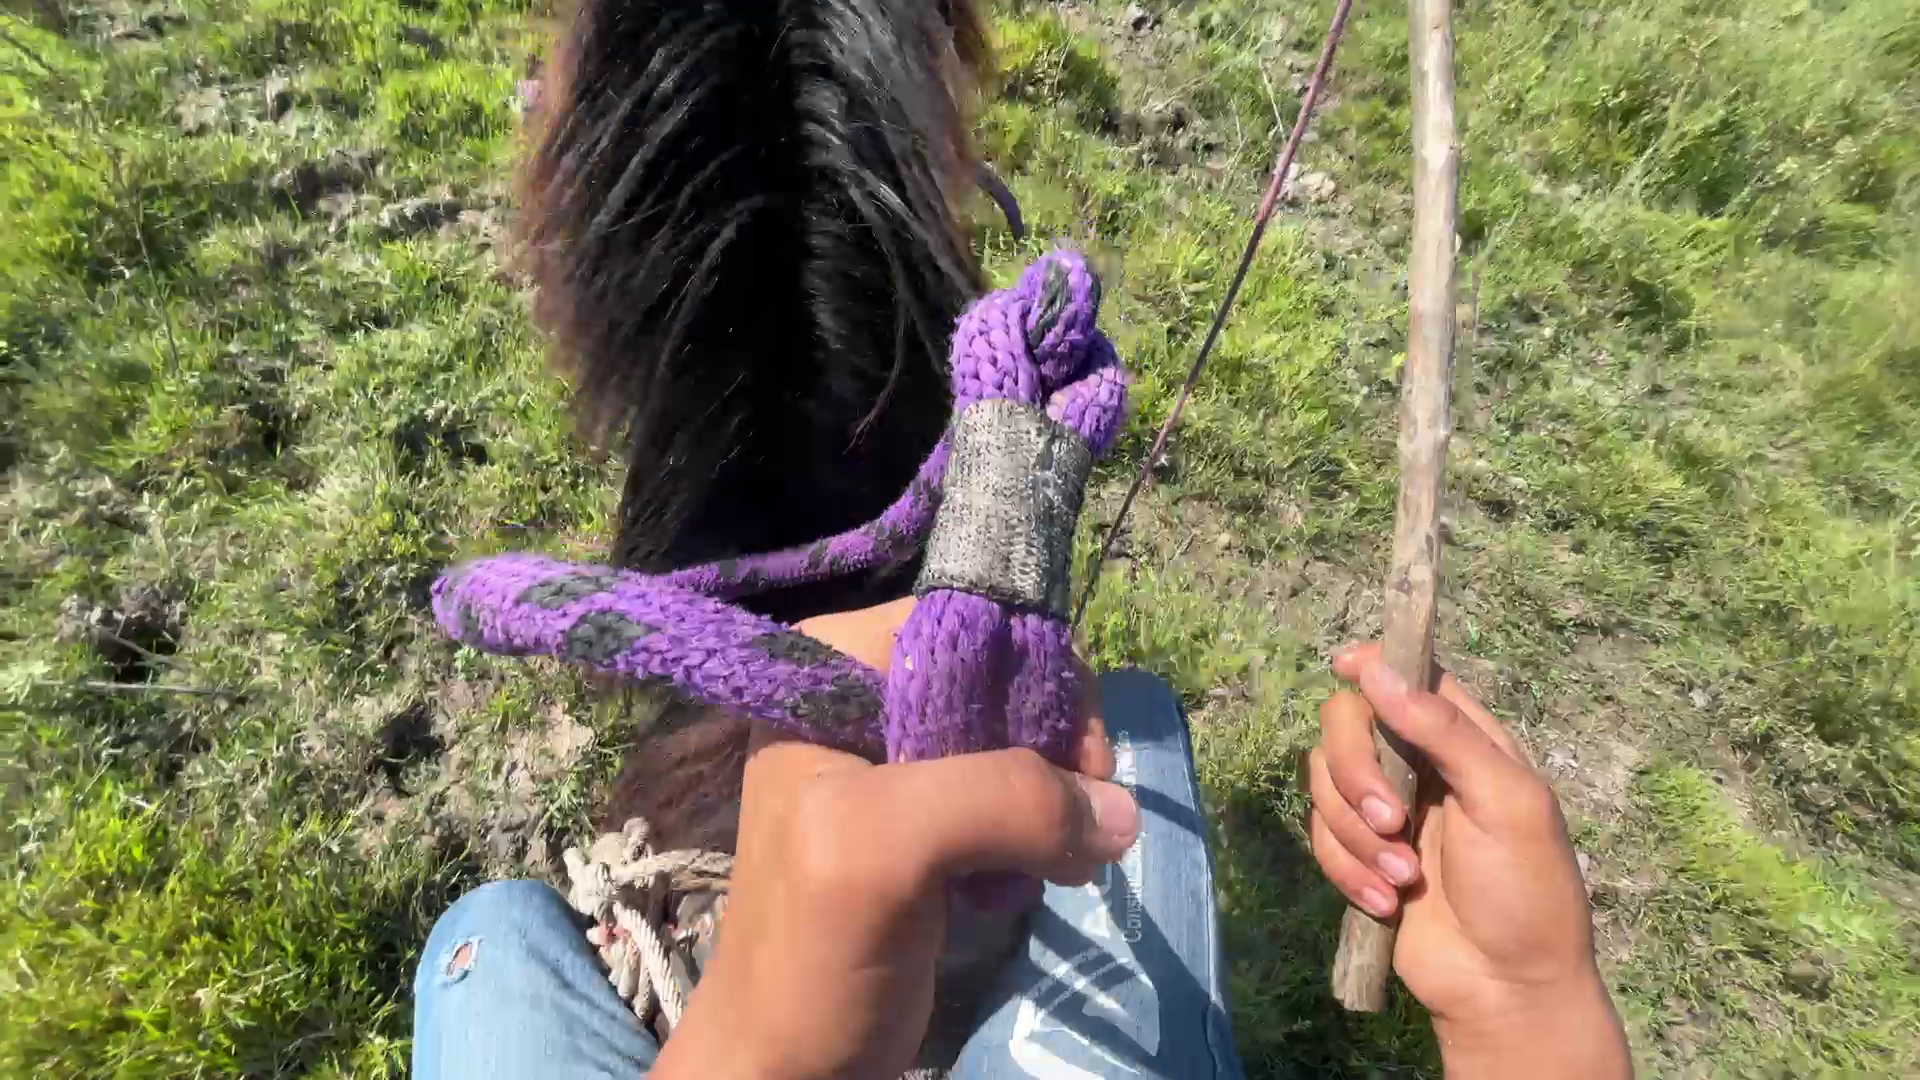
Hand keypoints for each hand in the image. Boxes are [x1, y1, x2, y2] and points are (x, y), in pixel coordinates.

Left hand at [654, 598, 1138, 1079]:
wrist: (789, 1066)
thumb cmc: (809, 948)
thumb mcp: (883, 848)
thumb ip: (997, 799)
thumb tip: (1119, 808)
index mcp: (834, 669)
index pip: (960, 626)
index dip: (1031, 672)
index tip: (1080, 751)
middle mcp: (866, 694)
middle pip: (996, 678)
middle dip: (1052, 740)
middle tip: (1086, 810)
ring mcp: (898, 753)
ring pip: (1012, 732)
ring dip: (1055, 788)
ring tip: (1068, 852)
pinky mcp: (927, 809)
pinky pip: (1009, 785)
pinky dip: (1042, 821)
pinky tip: (1048, 866)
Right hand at [1310, 644, 1630, 1077]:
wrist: (1503, 990)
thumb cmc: (1526, 892)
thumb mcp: (1506, 804)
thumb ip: (1444, 731)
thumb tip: (1374, 670)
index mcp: (1459, 740)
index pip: (1405, 675)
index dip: (1372, 663)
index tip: (1344, 667)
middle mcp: (1411, 761)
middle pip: (1343, 722)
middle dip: (1356, 774)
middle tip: (1392, 822)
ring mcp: (1377, 803)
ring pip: (1321, 778)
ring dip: (1355, 835)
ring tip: (1402, 878)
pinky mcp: (1351, 844)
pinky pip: (1316, 830)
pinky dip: (1345, 867)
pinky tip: (1386, 901)